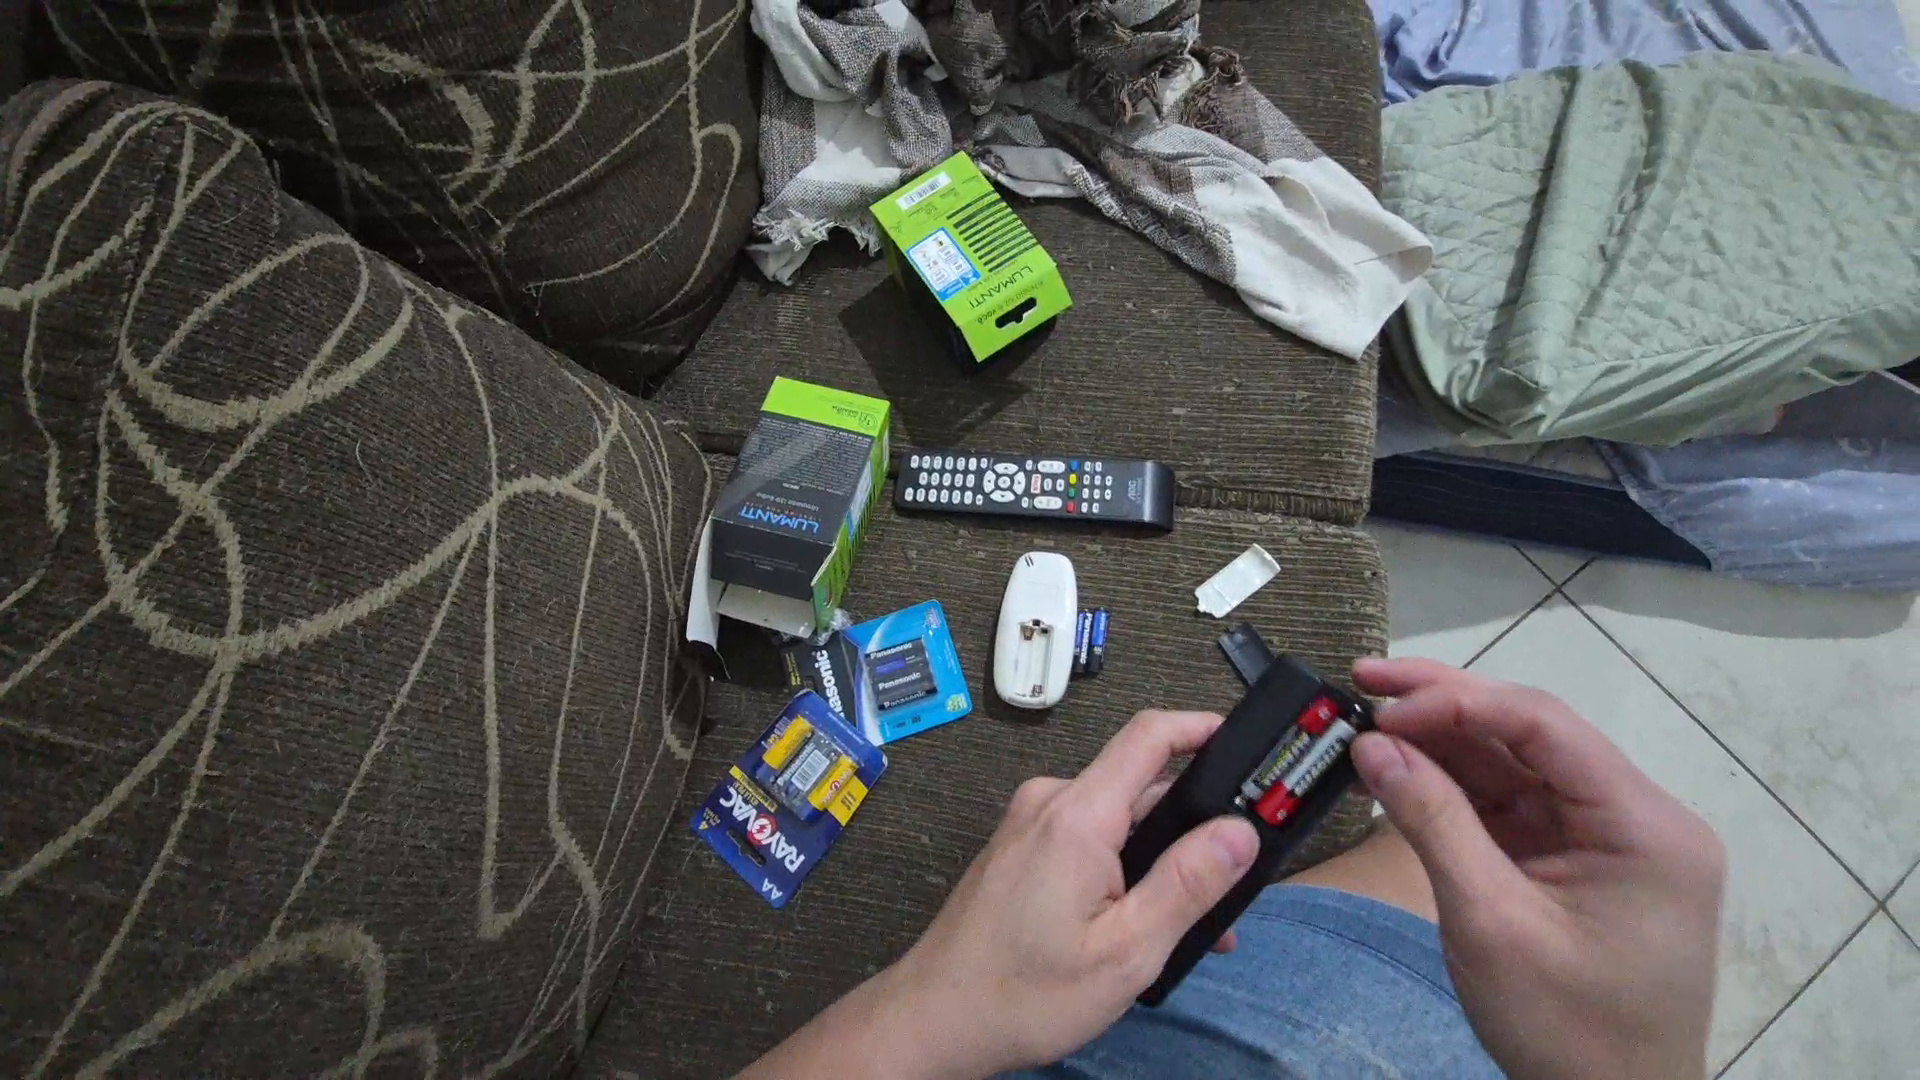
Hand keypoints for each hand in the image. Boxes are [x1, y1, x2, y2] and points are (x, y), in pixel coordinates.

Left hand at [880, 710, 1259, 1078]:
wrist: (936, 1015)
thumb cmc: (1025, 993)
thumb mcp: (1126, 951)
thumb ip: (1187, 884)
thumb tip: (1237, 831)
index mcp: (1077, 815)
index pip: (1148, 737)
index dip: (1198, 728)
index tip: (1240, 742)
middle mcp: (1050, 801)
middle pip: (1137, 786)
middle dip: (1189, 826)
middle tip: (1231, 879)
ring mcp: (1031, 821)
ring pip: (1115, 819)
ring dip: (1157, 858)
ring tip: (1191, 923)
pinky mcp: (1022, 843)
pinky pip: (1086, 837)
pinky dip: (1121, 866)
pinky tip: (1139, 917)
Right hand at [1350, 657, 1725, 1079]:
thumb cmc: (1567, 1026)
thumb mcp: (1491, 921)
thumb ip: (1432, 821)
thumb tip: (1368, 744)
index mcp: (1642, 826)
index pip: (1543, 726)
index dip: (1457, 703)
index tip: (1382, 711)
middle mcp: (1622, 811)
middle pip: (1519, 727)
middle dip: (1437, 700)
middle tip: (1362, 679)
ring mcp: (1584, 827)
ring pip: (1497, 752)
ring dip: (1427, 734)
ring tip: (1359, 718)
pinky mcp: (1550, 844)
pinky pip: (1487, 790)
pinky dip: (1433, 774)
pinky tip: (1385, 764)